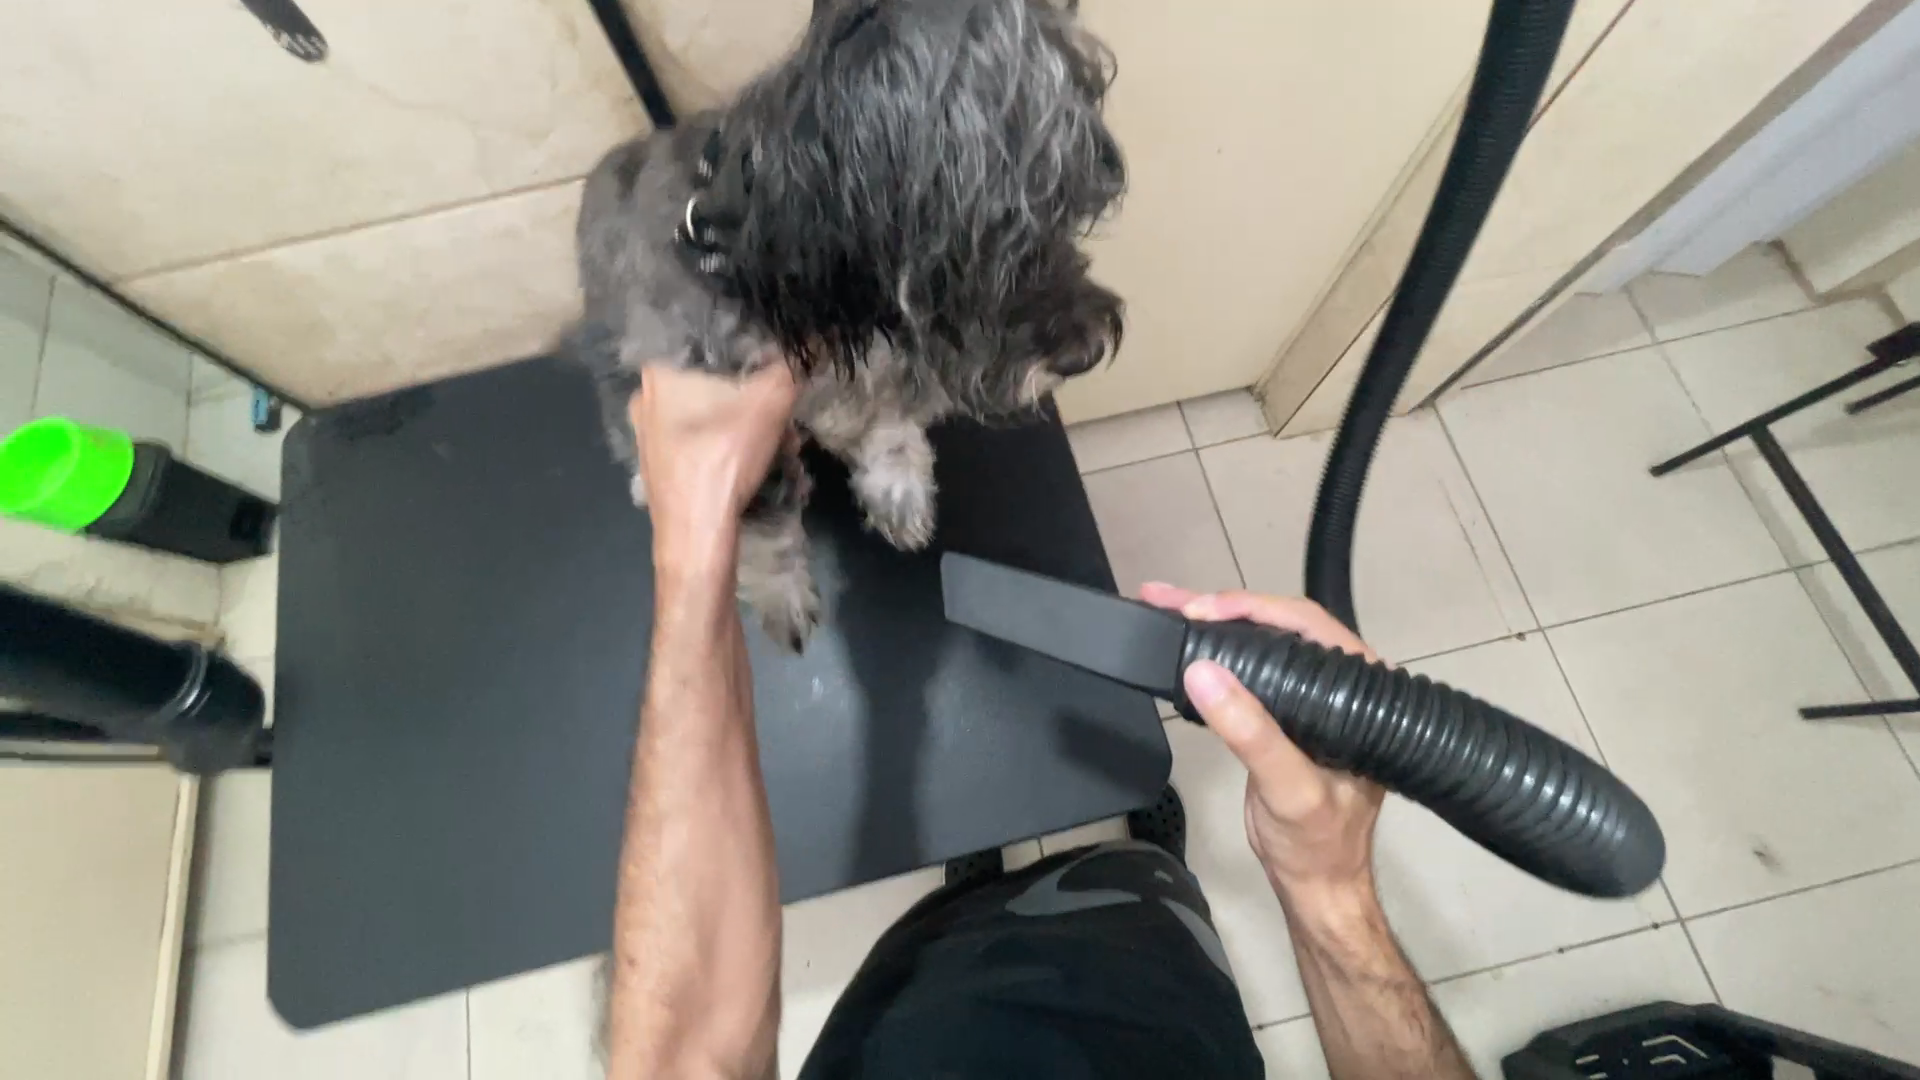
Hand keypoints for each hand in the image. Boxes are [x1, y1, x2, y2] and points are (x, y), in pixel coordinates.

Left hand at [630, 360, 797, 565]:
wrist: (696, 533)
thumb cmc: (723, 457)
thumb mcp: (771, 402)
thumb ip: (795, 364)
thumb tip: (821, 336)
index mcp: (659, 372)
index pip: (709, 343)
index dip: (748, 353)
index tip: (776, 369)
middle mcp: (645, 399)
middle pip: (714, 385)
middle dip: (757, 402)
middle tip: (786, 421)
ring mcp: (648, 437)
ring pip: (710, 417)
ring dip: (750, 429)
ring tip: (781, 448)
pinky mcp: (660, 468)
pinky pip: (701, 445)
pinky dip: (731, 451)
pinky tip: (756, 468)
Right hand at [1141, 585, 1387, 904]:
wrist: (1311, 882)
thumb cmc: (1316, 841)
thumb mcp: (1288, 789)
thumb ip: (1252, 733)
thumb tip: (1202, 672)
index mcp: (1361, 689)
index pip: (1306, 626)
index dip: (1251, 609)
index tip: (1200, 611)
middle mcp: (1338, 683)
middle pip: (1276, 625)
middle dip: (1218, 607)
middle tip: (1168, 600)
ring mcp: (1308, 695)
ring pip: (1257, 641)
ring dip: (1207, 623)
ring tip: (1163, 607)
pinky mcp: (1278, 709)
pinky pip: (1244, 666)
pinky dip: (1208, 652)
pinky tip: (1180, 642)